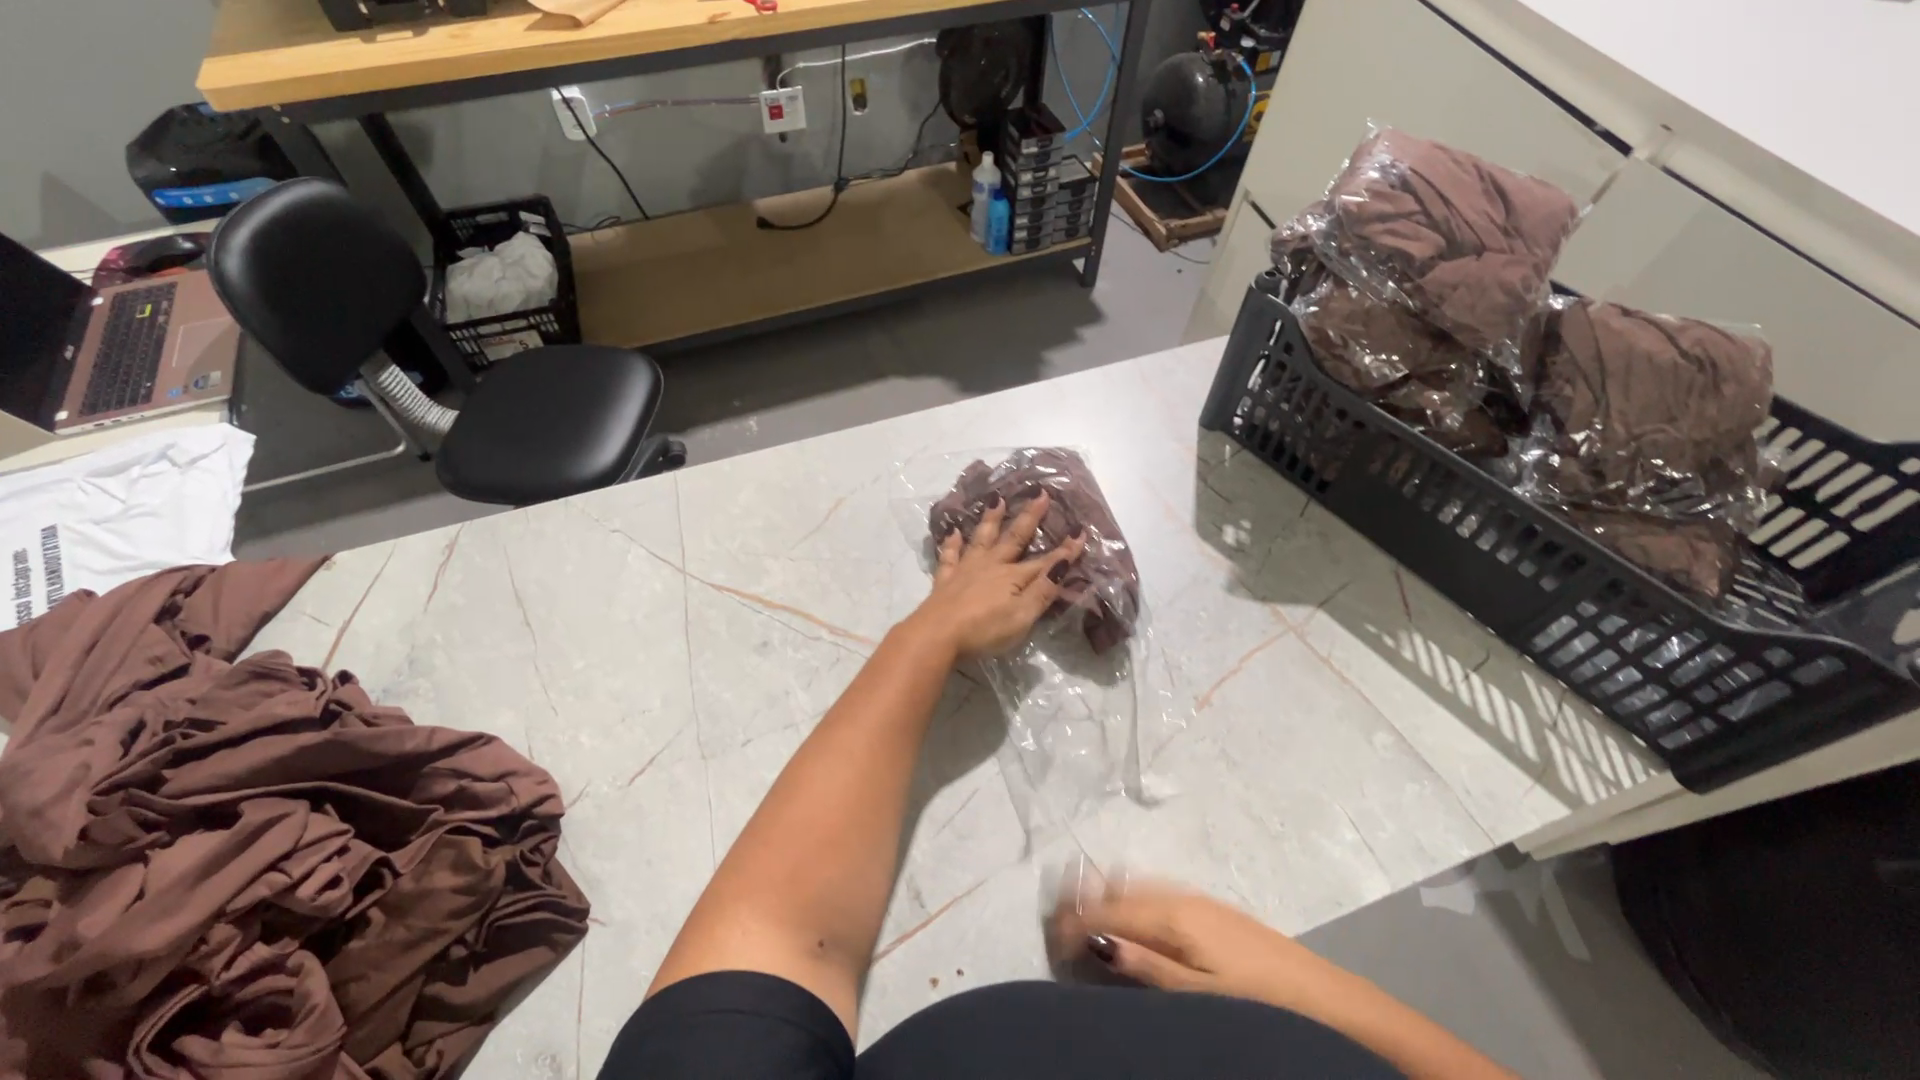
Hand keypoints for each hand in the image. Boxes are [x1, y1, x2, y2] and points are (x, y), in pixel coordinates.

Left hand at [908, 491, 1086, 659]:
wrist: (936, 635)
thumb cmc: (984, 630)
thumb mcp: (1022, 616)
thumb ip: (1043, 591)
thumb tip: (1063, 564)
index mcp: (1013, 577)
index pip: (1045, 562)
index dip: (1065, 551)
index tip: (1080, 531)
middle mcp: (991, 566)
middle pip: (1014, 538)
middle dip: (1029, 517)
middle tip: (1039, 493)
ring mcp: (966, 571)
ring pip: (982, 539)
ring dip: (991, 519)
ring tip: (996, 499)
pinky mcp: (945, 581)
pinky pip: (950, 556)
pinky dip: (952, 543)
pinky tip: (953, 532)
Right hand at [1050, 880, 1352, 1017]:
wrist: (1323, 999)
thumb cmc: (1257, 1000)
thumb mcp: (1199, 996)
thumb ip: (1146, 966)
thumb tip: (1096, 940)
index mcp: (1174, 916)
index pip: (1108, 909)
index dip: (1073, 919)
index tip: (1049, 936)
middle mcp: (1180, 896)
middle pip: (1117, 888)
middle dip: (1082, 900)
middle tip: (1055, 923)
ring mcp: (1196, 898)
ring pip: (1134, 884)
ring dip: (1103, 895)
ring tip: (1079, 914)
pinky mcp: (1209, 908)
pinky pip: (1153, 890)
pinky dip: (1128, 895)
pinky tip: (1125, 913)